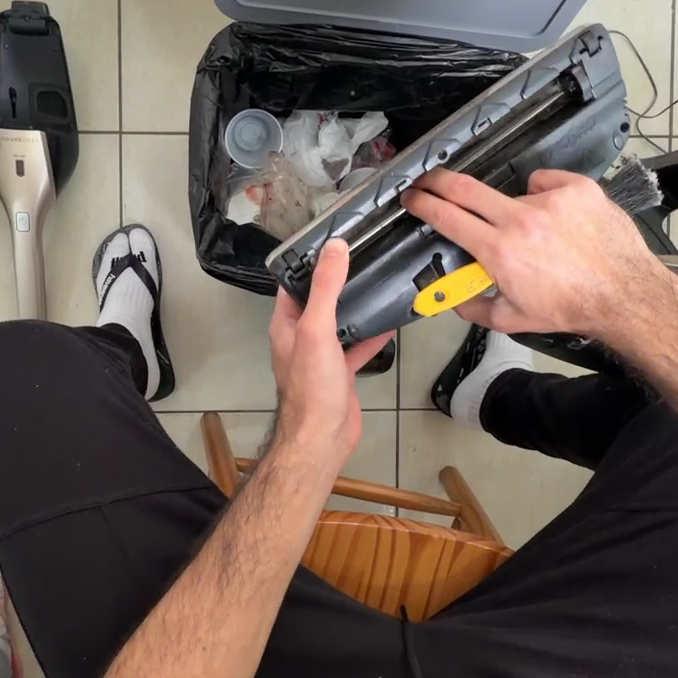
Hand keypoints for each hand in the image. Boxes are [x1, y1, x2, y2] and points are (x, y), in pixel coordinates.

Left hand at [268, 239, 393, 473]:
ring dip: (357, 306)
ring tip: (379, 280)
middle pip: (320, 300)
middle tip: (365, 255)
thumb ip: (326, 288)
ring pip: (340, 322)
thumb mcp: (316, 328)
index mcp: (286, 324)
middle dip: (339, 280)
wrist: (323, 437)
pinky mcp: (341, 370)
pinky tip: (391, 320)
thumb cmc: (312, 385)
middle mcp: (301, 336)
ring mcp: (322, 354)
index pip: (294, 283)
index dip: (310, 261)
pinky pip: (357, 345)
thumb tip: (334, 248)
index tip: (334, 240)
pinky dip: (372, 334)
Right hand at [400, 168, 670, 346]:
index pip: (446, 217)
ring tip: (535, 235)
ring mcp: (550, 200)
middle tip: (430, 181)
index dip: (422, 204)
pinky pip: (544, 182)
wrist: (624, 295)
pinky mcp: (576, 189)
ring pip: (510, 194)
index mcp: (499, 251)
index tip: (412, 198)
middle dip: (439, 181)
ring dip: (510, 211)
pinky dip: (542, 195)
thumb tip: (453, 298)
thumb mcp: (511, 319)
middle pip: (464, 187)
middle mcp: (521, 220)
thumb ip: (473, 307)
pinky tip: (554, 216)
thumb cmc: (571, 308)